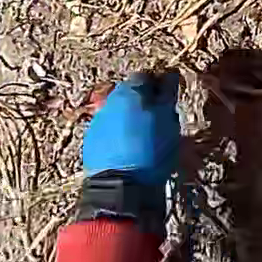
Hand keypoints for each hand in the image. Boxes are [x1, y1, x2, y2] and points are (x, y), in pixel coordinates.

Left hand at [77, 72, 181, 232]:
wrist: (120, 186)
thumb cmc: (151, 149)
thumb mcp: (168, 120)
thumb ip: (168, 95)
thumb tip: (170, 75)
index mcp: (129, 92)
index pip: (146, 76)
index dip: (160, 84)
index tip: (170, 97)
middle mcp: (109, 101)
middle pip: (130, 93)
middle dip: (145, 100)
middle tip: (161, 116)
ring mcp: (98, 122)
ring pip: (120, 111)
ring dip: (133, 117)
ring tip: (147, 134)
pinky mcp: (92, 141)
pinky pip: (111, 129)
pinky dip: (122, 132)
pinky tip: (133, 146)